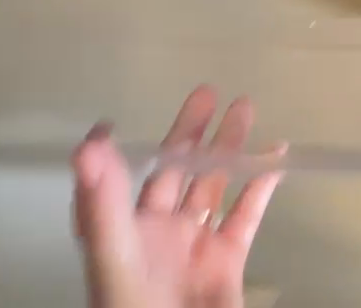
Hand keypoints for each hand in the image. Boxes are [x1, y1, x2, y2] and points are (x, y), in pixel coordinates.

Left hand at [72, 86, 282, 307]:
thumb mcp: (116, 269)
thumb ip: (102, 210)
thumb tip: (84, 149)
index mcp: (118, 241)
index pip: (109, 190)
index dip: (111, 160)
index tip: (113, 125)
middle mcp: (153, 241)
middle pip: (171, 176)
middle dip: (189, 135)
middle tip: (208, 92)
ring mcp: (192, 252)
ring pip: (212, 187)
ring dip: (228, 149)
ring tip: (246, 108)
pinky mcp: (227, 266)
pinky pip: (245, 217)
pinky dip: (261, 186)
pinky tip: (276, 156)